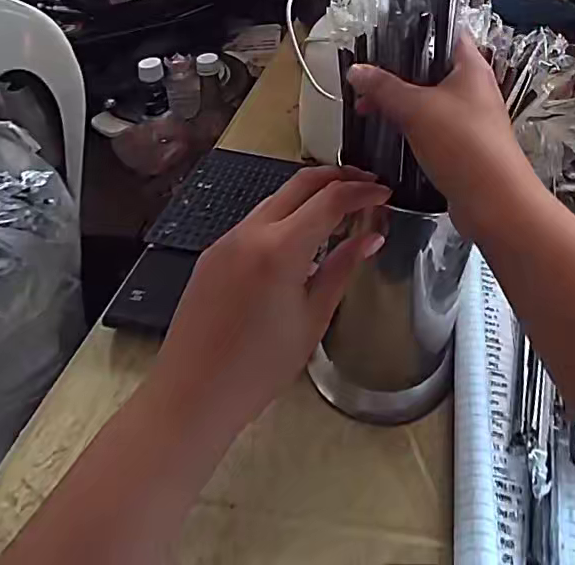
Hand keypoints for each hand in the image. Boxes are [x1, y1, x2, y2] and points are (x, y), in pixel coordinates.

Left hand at [154, 167, 388, 436]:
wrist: (190, 397)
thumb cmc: (259, 368)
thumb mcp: (313, 318)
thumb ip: (343, 268)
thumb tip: (371, 238)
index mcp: (280, 248)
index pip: (331, 198)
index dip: (363, 191)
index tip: (384, 193)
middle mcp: (251, 232)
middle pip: (302, 181)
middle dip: (339, 176)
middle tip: (367, 184)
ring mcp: (228, 239)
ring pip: (278, 197)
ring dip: (311, 194)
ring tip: (340, 210)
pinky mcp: (214, 252)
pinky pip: (257, 220)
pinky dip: (287, 216)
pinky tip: (302, 238)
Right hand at [346, 34, 539, 236]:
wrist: (495, 201)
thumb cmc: (463, 143)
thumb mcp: (416, 109)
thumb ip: (384, 87)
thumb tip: (356, 70)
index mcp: (471, 66)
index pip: (446, 33)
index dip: (416, 30)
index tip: (383, 35)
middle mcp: (474, 87)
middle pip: (432, 68)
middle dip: (398, 72)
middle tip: (366, 78)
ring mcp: (470, 117)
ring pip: (430, 98)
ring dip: (402, 101)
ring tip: (368, 105)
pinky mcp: (464, 144)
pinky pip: (432, 125)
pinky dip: (411, 124)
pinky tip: (389, 131)